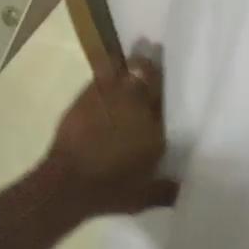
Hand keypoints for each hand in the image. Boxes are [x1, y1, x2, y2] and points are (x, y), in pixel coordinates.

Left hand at [43, 53, 178, 217]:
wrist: (69, 184)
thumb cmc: (110, 190)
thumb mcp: (144, 197)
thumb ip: (166, 189)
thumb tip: (180, 187)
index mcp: (153, 126)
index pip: (163, 92)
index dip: (163, 78)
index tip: (165, 67)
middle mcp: (133, 104)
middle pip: (144, 70)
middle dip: (147, 60)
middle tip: (149, 51)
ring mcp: (107, 96)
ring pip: (120, 66)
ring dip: (125, 61)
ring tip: (128, 55)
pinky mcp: (85, 96)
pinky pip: (99, 74)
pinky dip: (105, 70)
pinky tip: (107, 70)